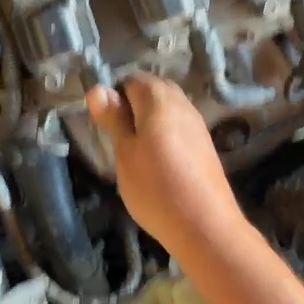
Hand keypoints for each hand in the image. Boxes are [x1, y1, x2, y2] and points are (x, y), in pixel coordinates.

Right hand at [86, 74, 251, 258]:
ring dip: (149, 121)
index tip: (105, 124)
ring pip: (167, 109)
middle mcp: (182, 103)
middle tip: (118, 137)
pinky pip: (179, 126)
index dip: (115, 96)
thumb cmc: (156, 186)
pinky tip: (158, 160)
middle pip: (153, 91)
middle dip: (133, 106)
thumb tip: (98, 88)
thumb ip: (113, 119)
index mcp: (159, 98)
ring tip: (135, 151)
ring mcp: (197, 123)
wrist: (204, 224)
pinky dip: (165, 134)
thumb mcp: (124, 153)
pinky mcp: (205, 144)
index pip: (131, 79)